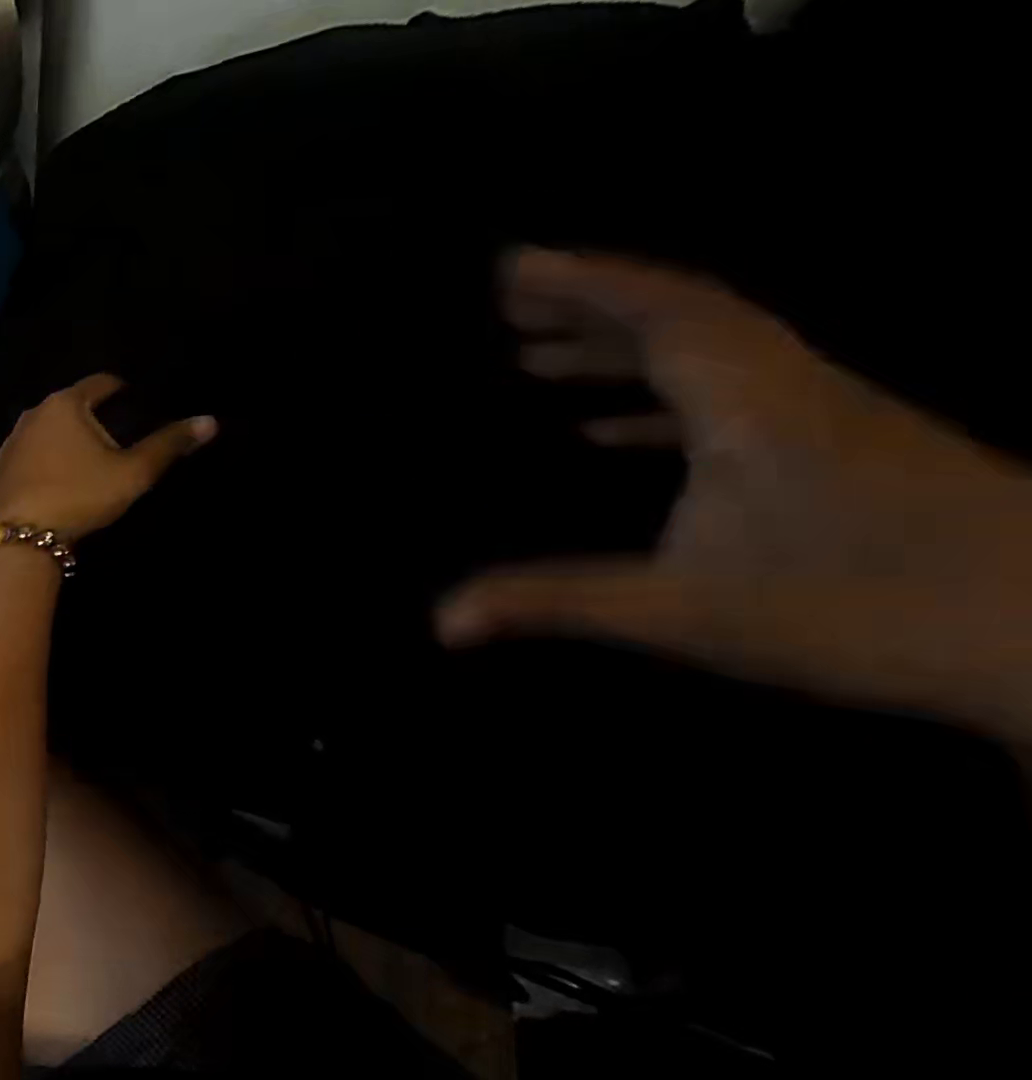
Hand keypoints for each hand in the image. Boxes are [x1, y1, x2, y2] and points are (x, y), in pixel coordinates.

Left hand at [0, 375, 216, 542]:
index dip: (123, 390)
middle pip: (72, 405)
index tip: (137, 405)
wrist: (23, 538)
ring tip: (86, 462)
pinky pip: (29, 454)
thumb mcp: (132, 473)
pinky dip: (44, 460)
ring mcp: (11, 441)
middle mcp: (33, 413)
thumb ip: (169, 445)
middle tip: (116, 439)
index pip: (101, 382)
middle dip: (93, 417)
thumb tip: (210, 421)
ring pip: (47, 430)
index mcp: (66, 404)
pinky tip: (56, 481)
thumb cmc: (81, 496)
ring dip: (66, 439)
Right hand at [437, 249, 1031, 742]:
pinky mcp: (828, 445)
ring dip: (615, 344)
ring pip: (703, 351)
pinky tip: (602, 426)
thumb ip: (550, 604)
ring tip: (536, 354)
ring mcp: (814, 413)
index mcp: (749, 406)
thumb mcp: (678, 614)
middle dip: (588, 302)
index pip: (660, 314)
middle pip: (679, 316)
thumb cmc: (860, 618)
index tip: (514, 265)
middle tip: (510, 297)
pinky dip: (655, 394)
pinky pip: (725, 393)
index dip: (582, 284)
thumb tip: (442, 622)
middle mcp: (785, 388)